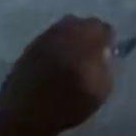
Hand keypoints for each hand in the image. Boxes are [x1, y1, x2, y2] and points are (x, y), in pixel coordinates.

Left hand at [0, 15, 115, 135]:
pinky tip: (50, 70)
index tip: (104, 59)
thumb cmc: (71, 101)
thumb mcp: (103, 88)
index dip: (106, 45)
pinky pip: (48, 44)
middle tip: (86, 61)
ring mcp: (48, 33)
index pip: (106, 30)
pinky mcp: (31, 45)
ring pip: (65, 33)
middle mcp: (70, 25)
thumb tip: (105, 54)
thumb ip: (107, 65)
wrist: (29, 111)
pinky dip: (52, 53)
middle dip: (87, 40)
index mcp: (92, 32)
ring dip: (68, 44)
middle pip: (84, 27)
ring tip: (66, 66)